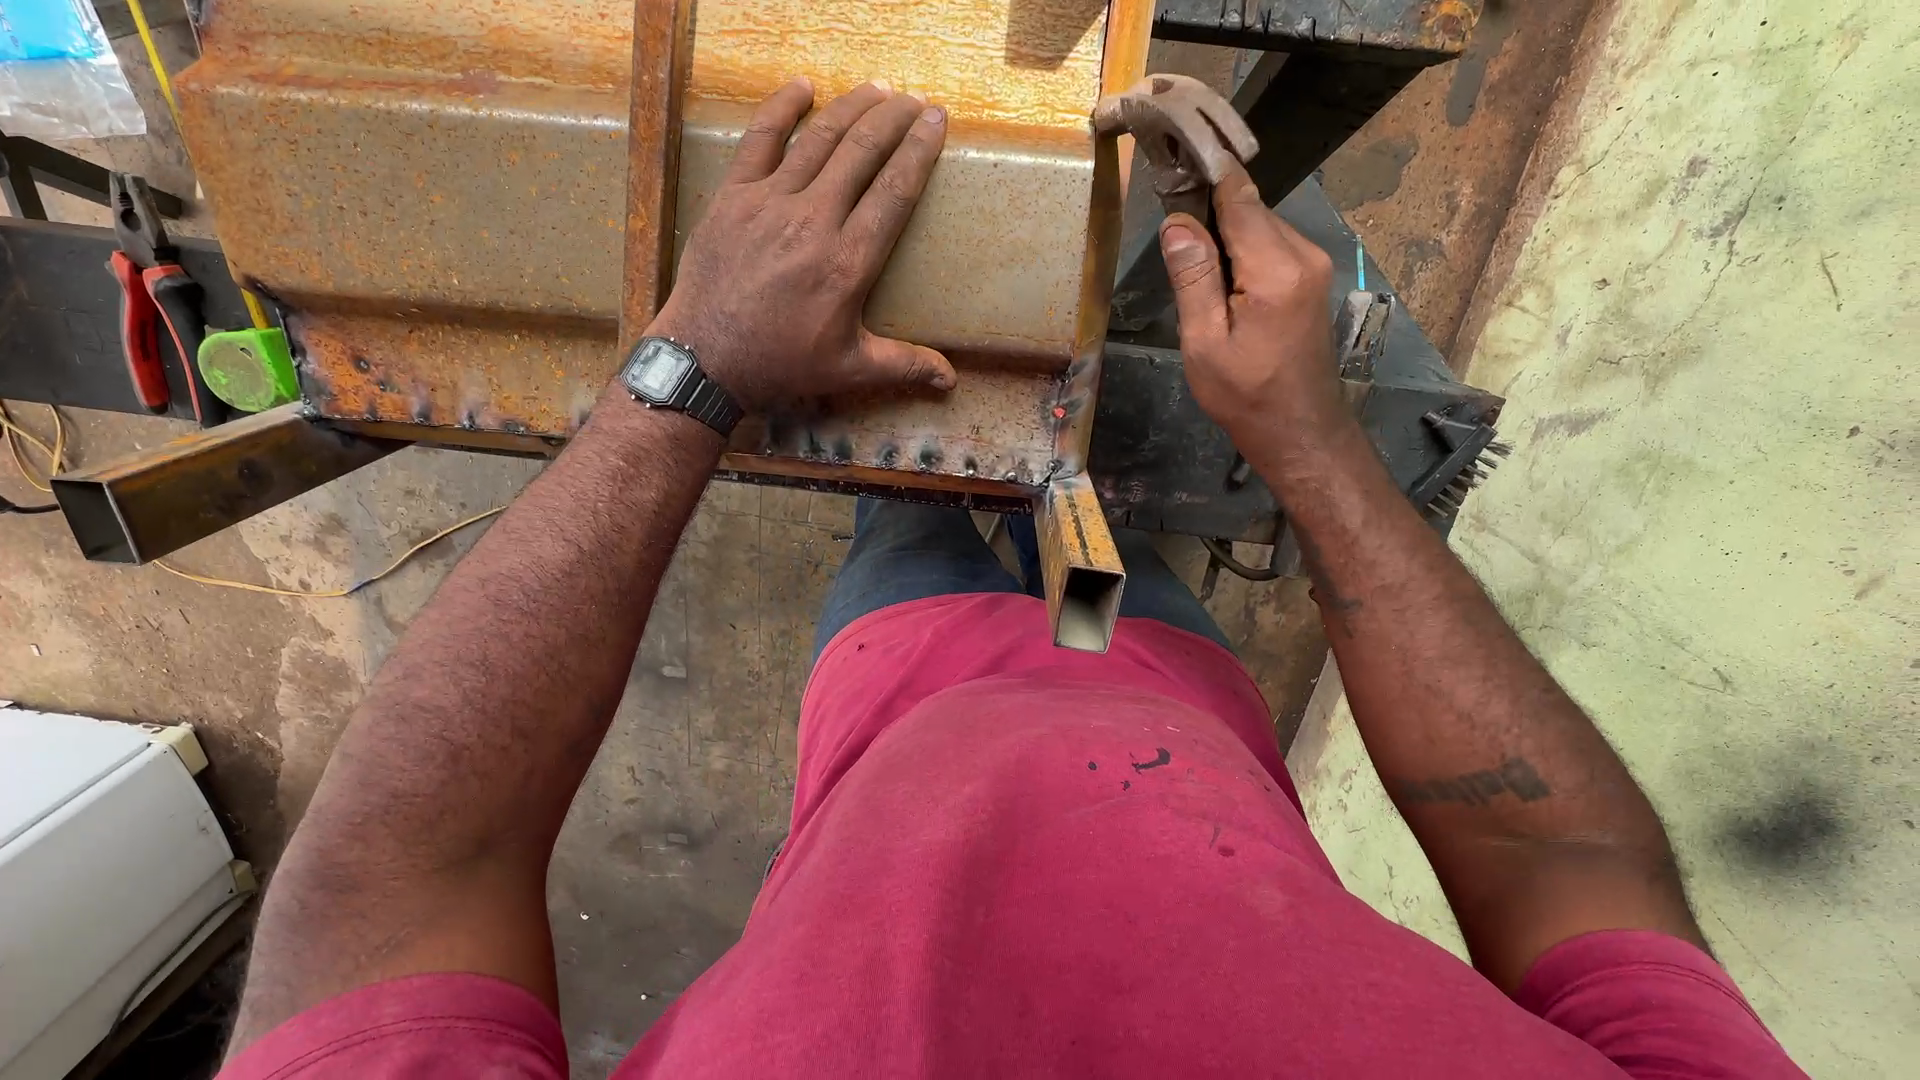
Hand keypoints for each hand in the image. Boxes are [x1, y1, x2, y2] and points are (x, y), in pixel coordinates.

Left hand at [648, 79, 955, 408]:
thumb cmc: (781, 365)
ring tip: (878, 90)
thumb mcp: (849, 368)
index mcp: (847, 263)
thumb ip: (904, 365)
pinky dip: (782, 108)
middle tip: (915, 101)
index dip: (919, 150)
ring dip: (852, 108)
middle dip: (893, 119)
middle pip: (861, 152)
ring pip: (819, 139)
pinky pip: (760, 139)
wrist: (706, 359)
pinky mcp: (734, 197)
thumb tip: (952, 380)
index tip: (936, 122)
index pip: (893, 191)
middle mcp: (813, 222)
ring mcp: (769, 204)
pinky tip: (804, 87)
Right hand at [1158, 161, 1341, 442]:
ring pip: (1258, 227)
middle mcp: (1303, 253)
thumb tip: (1176, 222)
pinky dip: (1242, 256)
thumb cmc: (1245, 396)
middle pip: (1248, 210)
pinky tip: (1223, 289)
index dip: (1203, 178)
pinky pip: (1270, 247)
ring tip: (1193, 275)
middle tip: (1170, 244)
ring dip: (1225, 241)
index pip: (1238, 197)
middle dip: (1209, 218)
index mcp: (1275, 268)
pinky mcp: (1311, 278)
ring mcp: (1313, 264)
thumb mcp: (1204, 342)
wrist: (1298, 430)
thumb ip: (1193, 278)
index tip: (1170, 163)